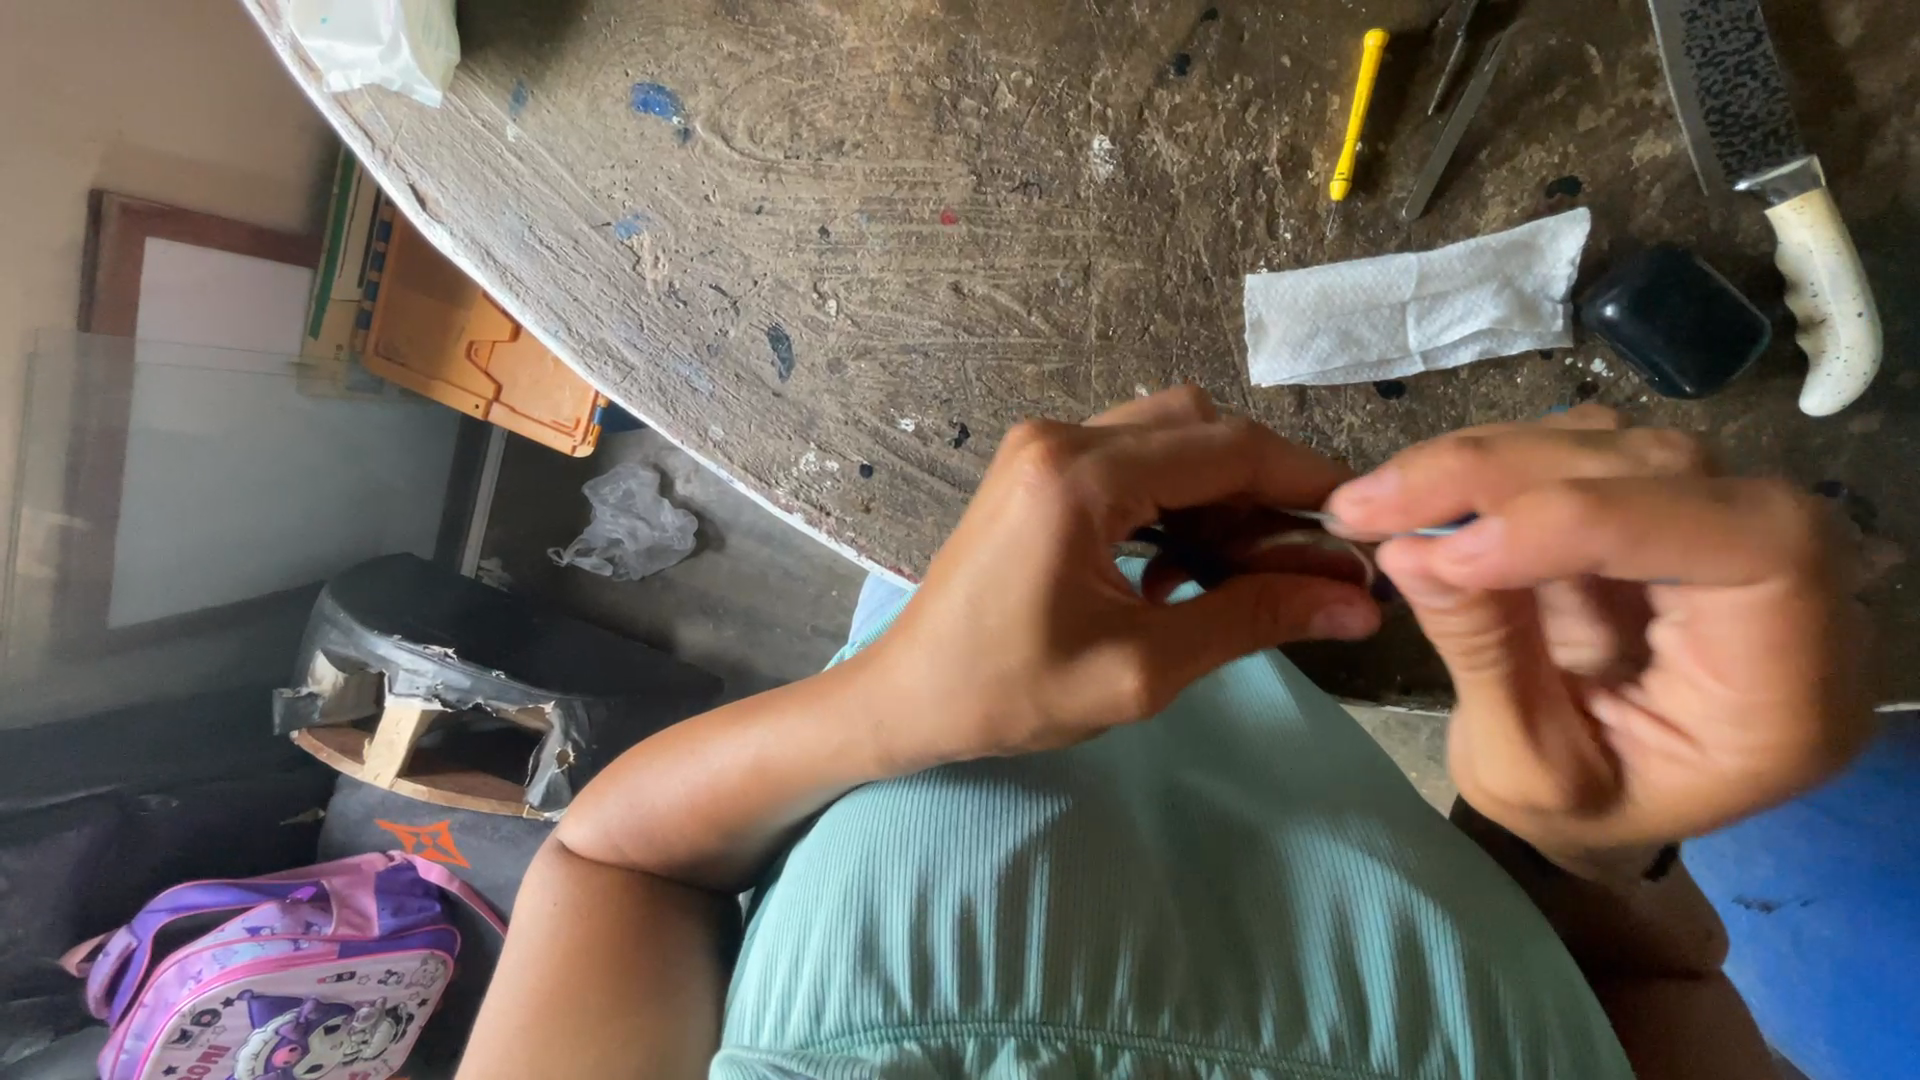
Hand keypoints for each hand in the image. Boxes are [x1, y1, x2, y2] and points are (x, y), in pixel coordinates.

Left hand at [864, 386, 1381, 769]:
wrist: (908, 696)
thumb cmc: (1010, 692)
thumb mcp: (1142, 668)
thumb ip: (1252, 619)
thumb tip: (1354, 601)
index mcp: (1080, 476)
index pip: (1228, 449)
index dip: (1307, 481)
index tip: (1361, 522)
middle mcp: (1059, 437)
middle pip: (1198, 429)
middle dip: (1260, 488)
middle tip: (1297, 561)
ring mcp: (1040, 448)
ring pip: (1165, 440)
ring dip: (1215, 497)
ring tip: (1239, 573)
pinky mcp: (1034, 470)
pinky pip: (1126, 463)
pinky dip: (1168, 503)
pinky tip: (1174, 571)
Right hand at [1325, 406, 1870, 879]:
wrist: (1584, 804)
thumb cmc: (1572, 815)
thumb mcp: (1522, 769)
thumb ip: (1484, 658)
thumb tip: (1408, 550)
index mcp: (1783, 686)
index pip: (1750, 547)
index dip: (1598, 521)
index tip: (1453, 555)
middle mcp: (1768, 588)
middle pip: (1661, 470)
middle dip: (1498, 476)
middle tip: (1367, 505)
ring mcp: (1692, 536)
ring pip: (1602, 443)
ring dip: (1472, 461)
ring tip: (1368, 502)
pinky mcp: (1628, 513)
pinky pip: (1560, 453)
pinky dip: (1472, 466)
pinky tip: (1409, 500)